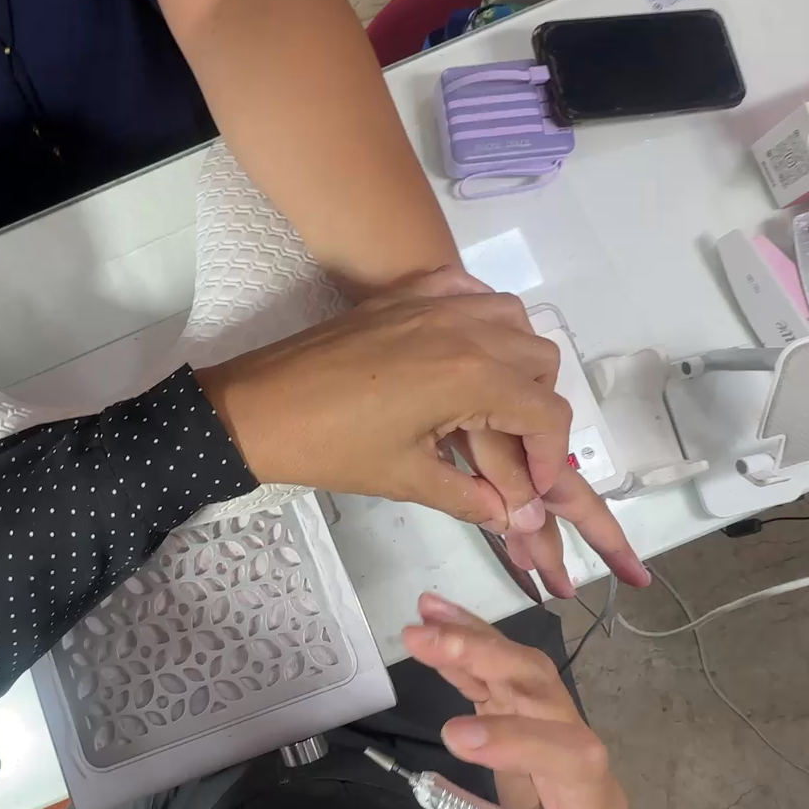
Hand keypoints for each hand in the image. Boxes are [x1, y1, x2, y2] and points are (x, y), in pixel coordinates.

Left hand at [194, 276, 570, 524]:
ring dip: (515, 359)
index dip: (552, 457)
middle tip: (510, 448)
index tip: (533, 488)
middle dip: (537, 408)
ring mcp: (432, 300)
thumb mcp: (405, 478)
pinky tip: (463, 347)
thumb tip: (516, 520)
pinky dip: (478, 314)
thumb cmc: (329, 448)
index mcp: (471, 374)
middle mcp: (465, 325)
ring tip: (489, 402)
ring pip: (511, 317)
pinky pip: (464, 287)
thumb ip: (471, 496)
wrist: (256, 409)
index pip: (547, 412)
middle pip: (539, 360)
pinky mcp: (401, 293)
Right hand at [402, 594, 629, 808]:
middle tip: (424, 640)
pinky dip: (464, 640)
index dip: (515, 737)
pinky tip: (431, 618)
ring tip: (423, 617)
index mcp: (589, 800)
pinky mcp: (520, 713)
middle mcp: (574, 748)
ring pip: (518, 667)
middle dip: (484, 657)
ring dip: (470, 636)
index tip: (454, 738)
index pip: (571, 755)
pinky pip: (494, 669)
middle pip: (541, 689)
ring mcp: (548, 724)